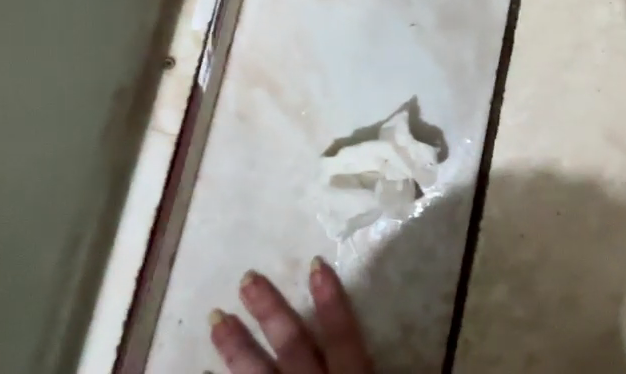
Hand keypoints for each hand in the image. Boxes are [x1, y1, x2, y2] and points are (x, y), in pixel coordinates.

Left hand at [209, 260, 371, 373]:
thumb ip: (386, 361)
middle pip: (292, 345)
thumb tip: (421, 330)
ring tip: (216, 318)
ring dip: (236, 345)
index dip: (331, 299)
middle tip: (247, 279)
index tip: (316, 263)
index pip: (342, 335)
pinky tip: (205, 371)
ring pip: (258, 373)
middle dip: (269, 312)